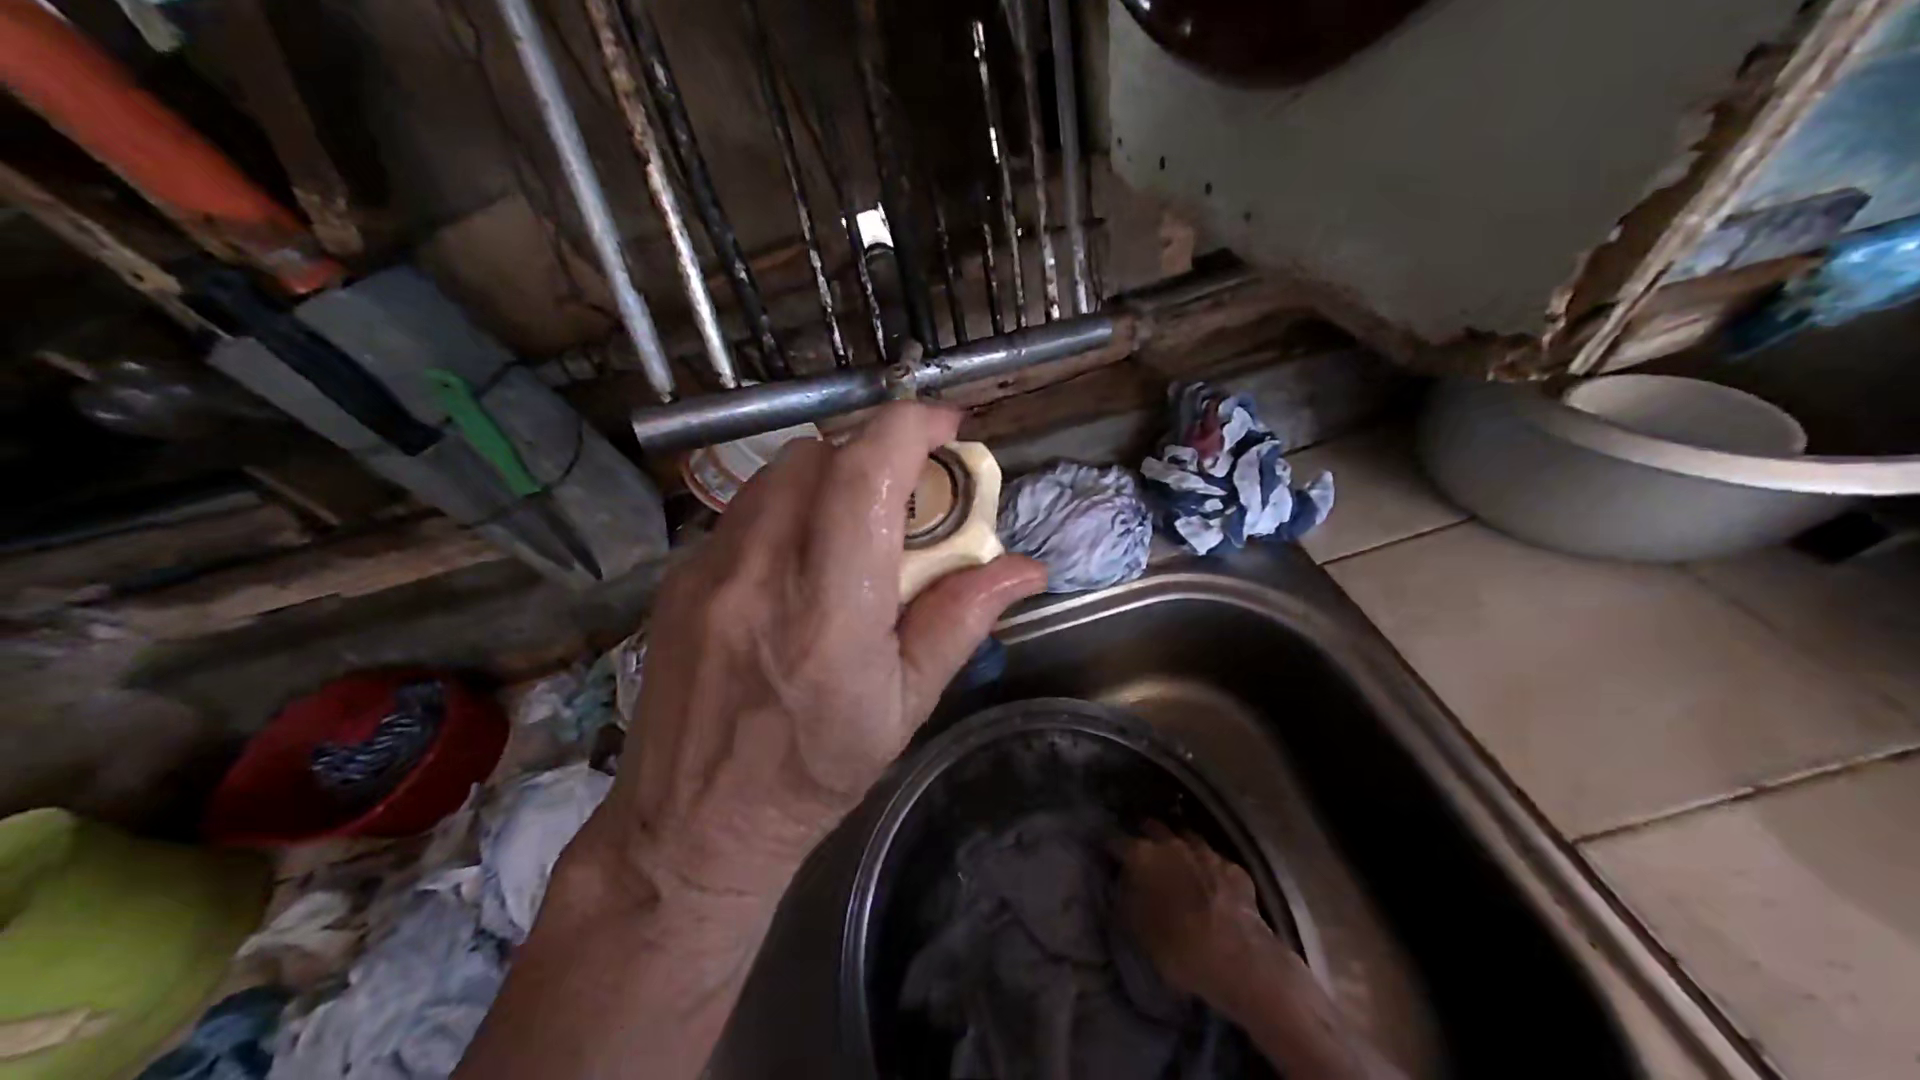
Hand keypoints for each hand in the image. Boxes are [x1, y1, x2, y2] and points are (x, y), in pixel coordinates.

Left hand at [587, 404, 1046, 912]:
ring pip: (778, 474)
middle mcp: (759, 576)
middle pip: (820, 456)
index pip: (864, 478)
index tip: (948, 428)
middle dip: (875, 453)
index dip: (910, 429)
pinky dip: (788, 508)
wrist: (691, 827)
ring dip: (831, 476)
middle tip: (909, 493)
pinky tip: (801, 559)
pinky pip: (745, 510)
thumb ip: (960, 621)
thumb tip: (1025, 568)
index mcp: (828, 614)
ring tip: (857, 525)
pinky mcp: (680, 577)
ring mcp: (708, 571)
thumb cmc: (814, 775)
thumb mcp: (904, 708)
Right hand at [1119, 826, 1272, 1004]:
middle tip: (1139, 847)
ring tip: (1175, 857)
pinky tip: (1210, 879)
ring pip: (1187, 836)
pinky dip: (1207, 866)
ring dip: (1178, 844)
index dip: (1106, 845)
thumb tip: (1121, 882)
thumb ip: (1124, 897)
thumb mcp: (1136, 929)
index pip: (1115, 840)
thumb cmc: (1178, 948)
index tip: (1101, 850)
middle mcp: (1174, 844)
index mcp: (1144, 856)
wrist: (1240, 962)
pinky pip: (1215, 859)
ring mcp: (1208, 853)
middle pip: (1153, 827)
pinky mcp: (1235, 869)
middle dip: (1143, 833)